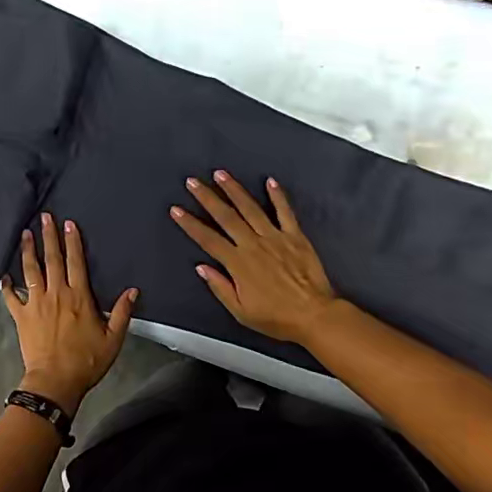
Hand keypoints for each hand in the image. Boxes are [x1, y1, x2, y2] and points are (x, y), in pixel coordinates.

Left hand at [0, 213, 136, 413]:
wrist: (55, 381)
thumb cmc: (87, 361)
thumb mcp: (113, 339)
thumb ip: (122, 312)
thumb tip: (133, 290)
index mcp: (79, 297)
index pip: (76, 262)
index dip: (73, 241)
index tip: (69, 224)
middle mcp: (57, 294)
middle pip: (53, 259)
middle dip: (49, 236)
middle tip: (45, 217)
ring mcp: (36, 304)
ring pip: (31, 271)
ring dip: (28, 251)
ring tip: (25, 233)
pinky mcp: (22, 316)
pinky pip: (12, 297)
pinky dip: (6, 285)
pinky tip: (3, 275)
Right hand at [171, 172, 342, 343]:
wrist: (314, 316)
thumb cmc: (277, 317)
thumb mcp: (241, 311)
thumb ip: (220, 287)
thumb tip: (202, 268)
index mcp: (238, 263)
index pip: (207, 238)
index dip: (190, 223)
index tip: (176, 209)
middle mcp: (253, 245)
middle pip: (225, 216)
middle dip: (207, 197)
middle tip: (193, 182)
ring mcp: (275, 238)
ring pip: (250, 208)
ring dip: (234, 190)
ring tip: (221, 174)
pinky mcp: (295, 236)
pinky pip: (285, 212)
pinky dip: (278, 196)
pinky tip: (270, 181)